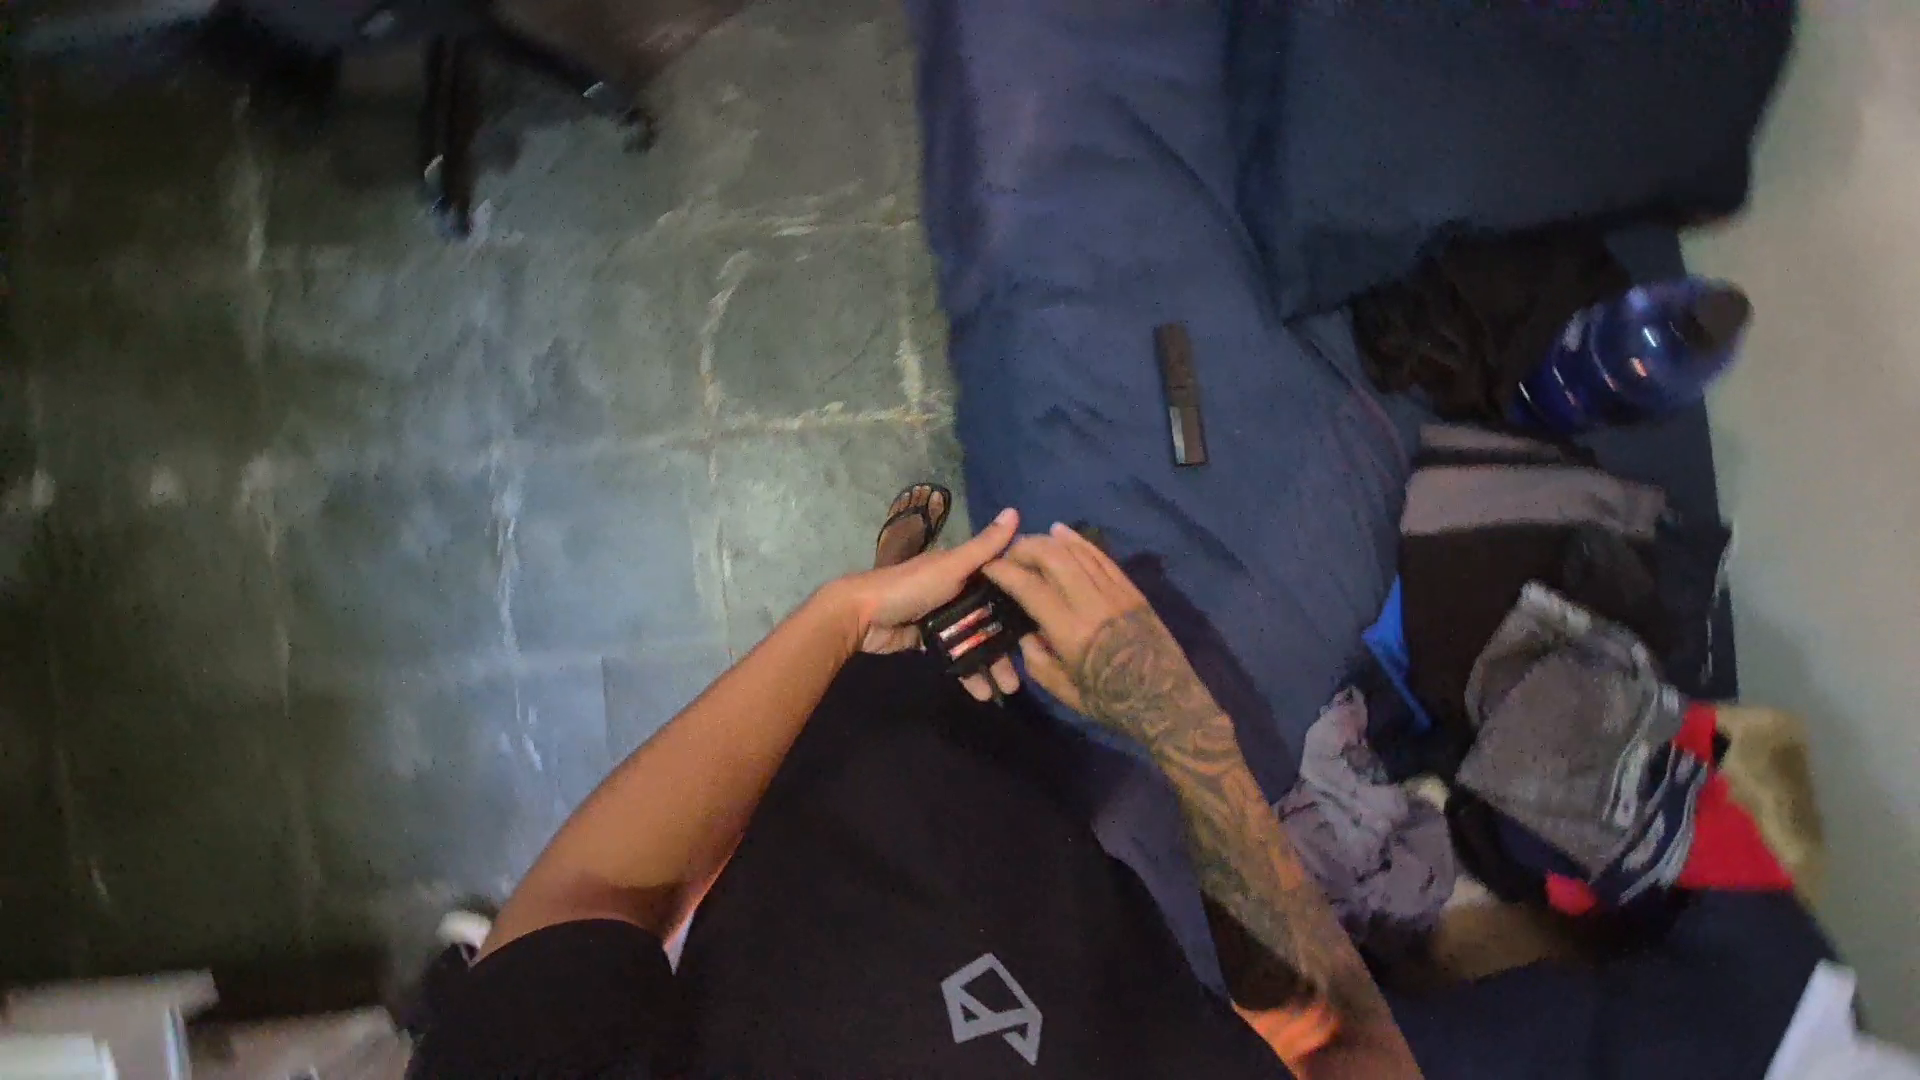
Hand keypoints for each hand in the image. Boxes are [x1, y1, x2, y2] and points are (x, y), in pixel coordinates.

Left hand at [825, 507, 1024, 700]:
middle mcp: (956, 591)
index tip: (1046, 624)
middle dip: (1008, 646)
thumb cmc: (910, 586)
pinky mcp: (928, 639)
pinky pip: (955, 655)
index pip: (1002, 585)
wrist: (861, 615)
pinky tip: (982, 691)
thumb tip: (1015, 511)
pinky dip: (968, 671)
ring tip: (1006, 689)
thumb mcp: (951, 565)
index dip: (1023, 603)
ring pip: (975, 640)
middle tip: (1024, 673)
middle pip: (991, 619)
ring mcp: (942, 617)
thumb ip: (984, 546)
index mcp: (963, 569)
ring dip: (990, 664)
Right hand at [982, 523, 1222, 748]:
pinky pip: (1101, 556)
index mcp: (1071, 631)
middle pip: (1053, 556)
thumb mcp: (1064, 691)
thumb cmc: (1111, 703)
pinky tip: (1062, 533)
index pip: (1030, 587)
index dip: (1004, 571)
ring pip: (1077, 551)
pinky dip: (1079, 542)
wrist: (1167, 702)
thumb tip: (1026, 634)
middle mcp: (1092, 603)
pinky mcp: (1131, 590)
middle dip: (1025, 548)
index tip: (988, 567)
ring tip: (1030, 543)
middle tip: (1008, 554)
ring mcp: (1115, 593)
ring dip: (1048, 541)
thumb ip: (1037, 661)